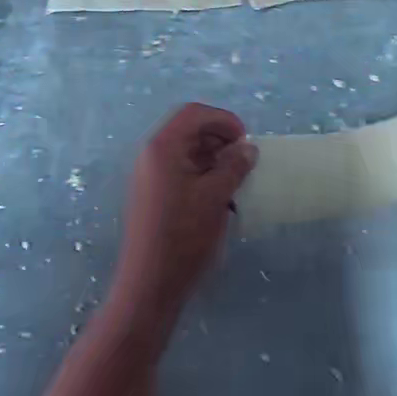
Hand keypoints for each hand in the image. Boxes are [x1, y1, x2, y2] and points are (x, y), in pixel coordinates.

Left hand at [110, 103, 256, 325]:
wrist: (150, 283)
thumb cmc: (184, 236)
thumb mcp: (216, 197)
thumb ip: (233, 166)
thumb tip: (247, 148)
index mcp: (163, 146)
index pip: (194, 113)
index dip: (223, 120)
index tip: (246, 141)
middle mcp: (151, 154)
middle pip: (188, 129)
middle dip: (219, 139)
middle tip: (243, 162)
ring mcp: (149, 175)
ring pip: (185, 152)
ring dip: (213, 159)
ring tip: (235, 182)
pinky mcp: (152, 195)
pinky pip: (179, 171)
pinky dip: (201, 175)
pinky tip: (220, 198)